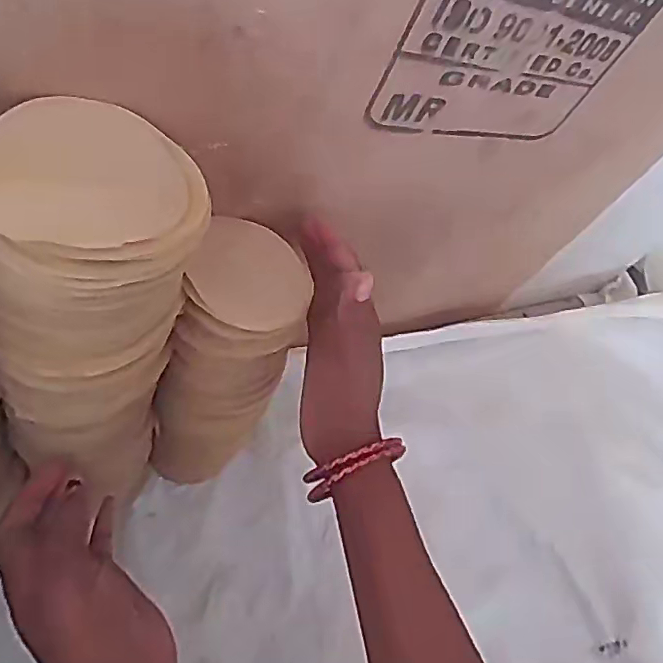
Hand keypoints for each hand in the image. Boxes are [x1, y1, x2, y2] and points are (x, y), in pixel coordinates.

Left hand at [0, 463, 176, 662]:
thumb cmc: (88, 630)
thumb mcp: (67, 575)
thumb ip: (65, 529)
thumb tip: (72, 488)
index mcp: (27, 578)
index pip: (13, 527)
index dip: (27, 494)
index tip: (52, 462)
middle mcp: (46, 576)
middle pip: (38, 527)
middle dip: (48, 493)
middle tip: (70, 459)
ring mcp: (76, 581)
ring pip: (68, 531)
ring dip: (74, 502)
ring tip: (89, 472)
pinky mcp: (104, 584)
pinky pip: (96, 543)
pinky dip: (100, 519)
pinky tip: (112, 500)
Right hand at [297, 216, 384, 465]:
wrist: (342, 441)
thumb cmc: (338, 396)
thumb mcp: (341, 355)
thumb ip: (348, 314)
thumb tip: (362, 274)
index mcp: (359, 317)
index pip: (346, 270)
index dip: (331, 245)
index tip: (311, 221)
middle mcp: (356, 321)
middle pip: (342, 276)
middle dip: (326, 249)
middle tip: (302, 226)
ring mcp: (346, 336)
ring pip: (334, 291)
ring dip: (321, 267)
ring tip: (300, 248)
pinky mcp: (333, 350)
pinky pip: (324, 308)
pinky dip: (314, 290)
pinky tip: (300, 293)